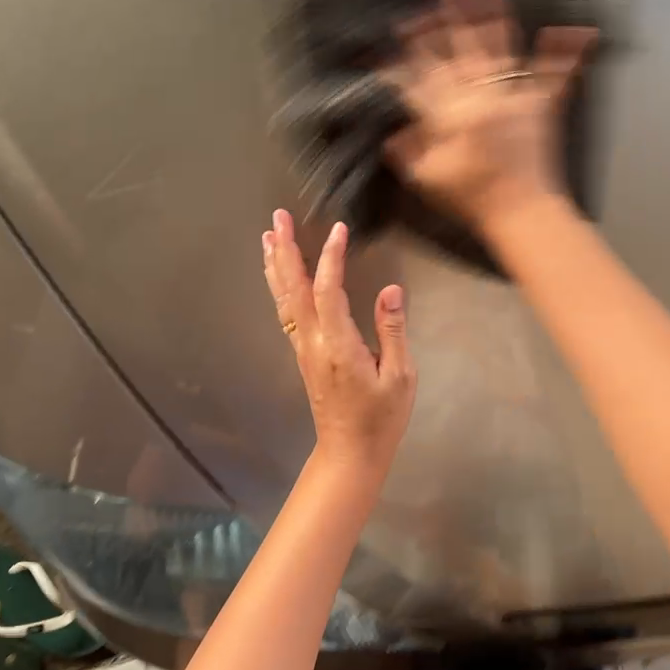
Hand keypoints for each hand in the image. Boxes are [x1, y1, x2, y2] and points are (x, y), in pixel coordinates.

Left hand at [262, 209, 415, 472]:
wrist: (350, 453)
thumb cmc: (381, 417)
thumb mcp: (400, 376)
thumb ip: (393, 331)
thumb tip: (391, 290)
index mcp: (338, 345)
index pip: (329, 292)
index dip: (331, 258)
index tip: (339, 229)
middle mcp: (313, 341)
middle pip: (294, 289)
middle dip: (286, 250)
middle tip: (278, 216)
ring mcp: (303, 347)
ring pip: (284, 299)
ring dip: (276, 264)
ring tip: (269, 234)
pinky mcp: (303, 353)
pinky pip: (287, 311)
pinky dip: (279, 286)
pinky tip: (278, 273)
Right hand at [384, 0, 597, 230]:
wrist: (521, 211)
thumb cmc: (472, 199)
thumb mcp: (429, 179)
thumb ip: (409, 153)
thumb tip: (393, 135)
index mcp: (449, 115)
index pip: (420, 78)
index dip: (404, 57)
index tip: (392, 38)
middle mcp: (479, 97)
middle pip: (459, 53)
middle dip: (446, 25)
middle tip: (437, 3)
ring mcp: (513, 98)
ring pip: (500, 51)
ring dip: (494, 20)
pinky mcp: (542, 106)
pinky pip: (555, 76)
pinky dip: (567, 53)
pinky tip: (578, 30)